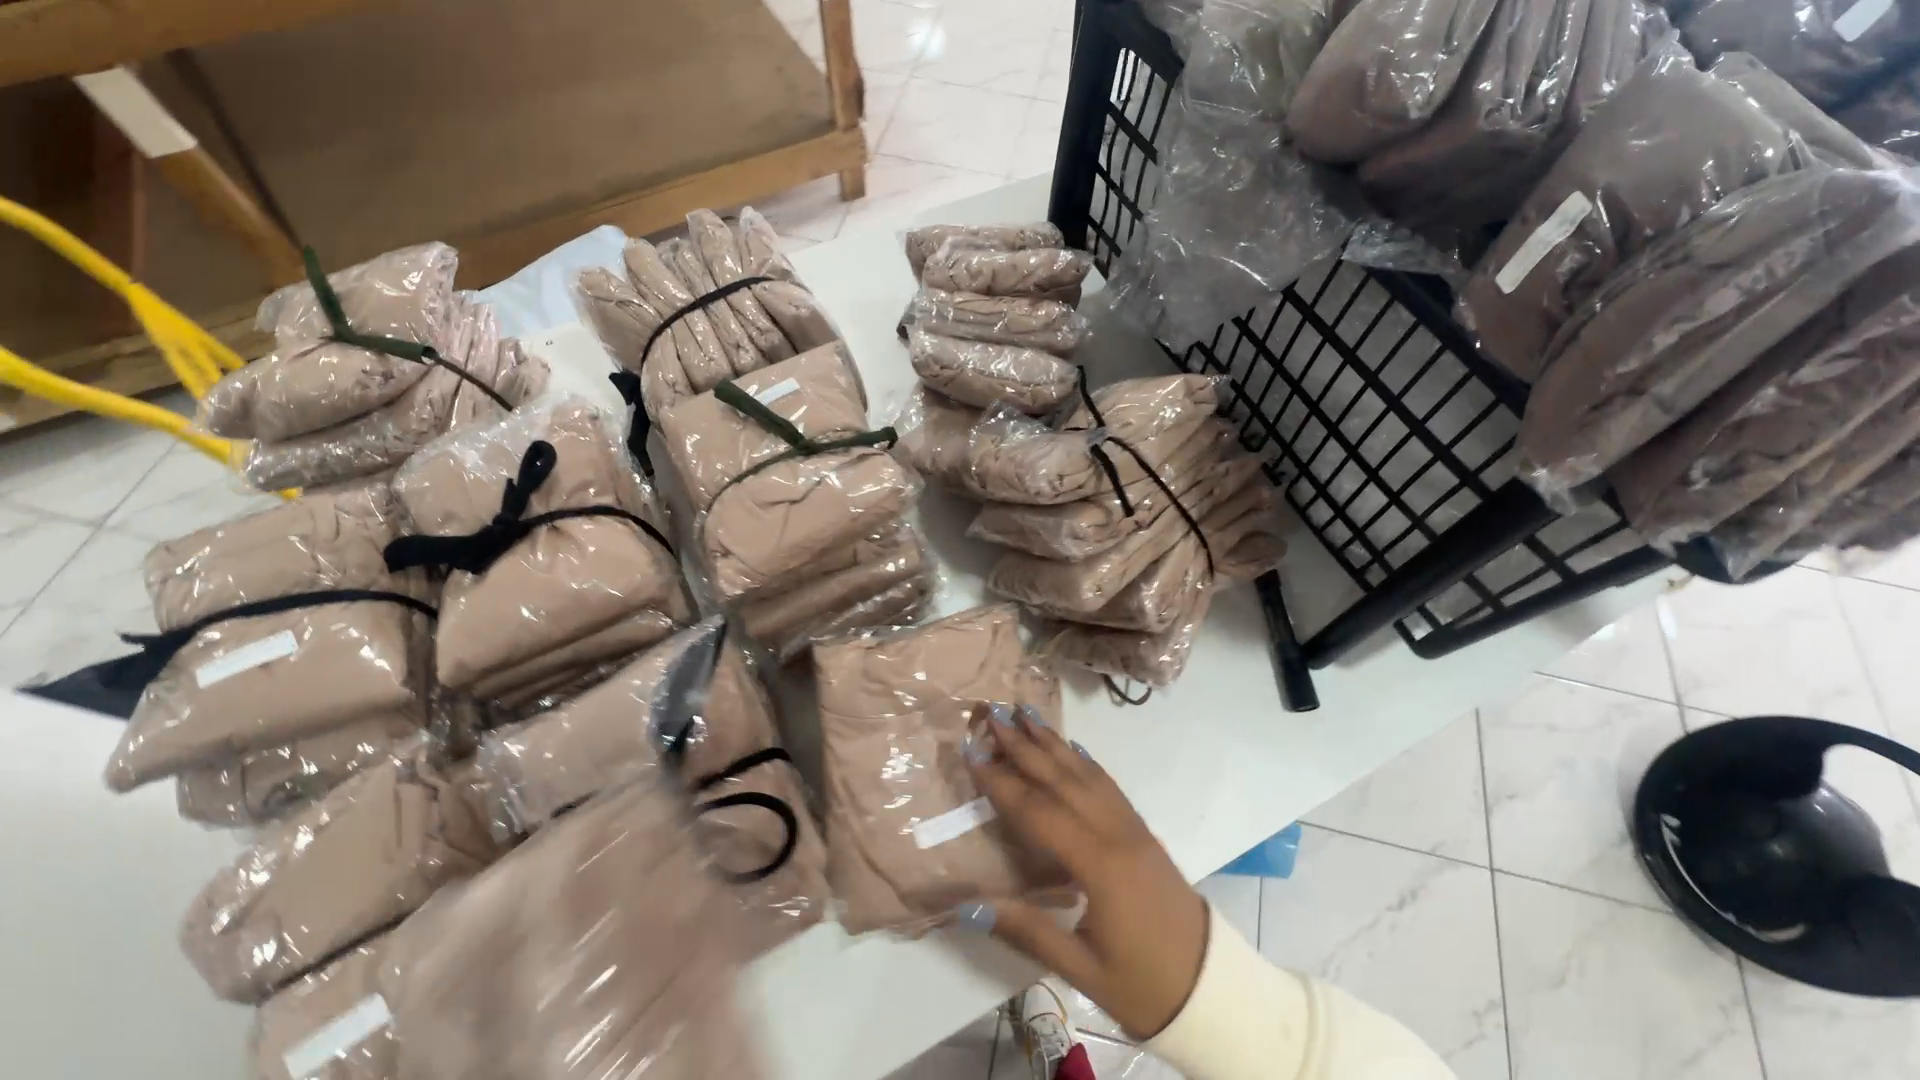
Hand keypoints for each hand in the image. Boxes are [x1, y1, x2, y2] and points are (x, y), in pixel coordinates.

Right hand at [959, 705, 1208, 1040]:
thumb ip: (1027, 932)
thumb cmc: (1144, 985)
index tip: (974, 752)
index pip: (1041, 813)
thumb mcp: (1082, 970)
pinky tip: (1073, 749)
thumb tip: (967, 906)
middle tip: (995, 715)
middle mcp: (1117, 836)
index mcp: (1100, 867)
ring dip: (1055, 744)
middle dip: (1027, 747)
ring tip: (1027, 715)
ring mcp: (1134, 831)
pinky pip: (1110, 787)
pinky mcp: (1144, 835)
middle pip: (1064, 781)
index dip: (1004, 783)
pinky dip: (1086, 763)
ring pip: (1089, 776)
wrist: (1211, 987)